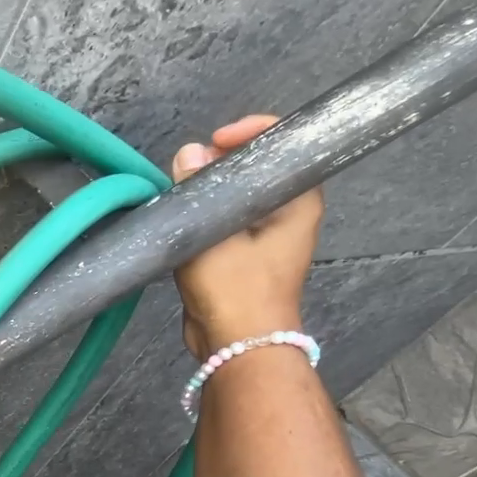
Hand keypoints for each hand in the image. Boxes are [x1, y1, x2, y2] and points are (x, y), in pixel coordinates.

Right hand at [172, 114, 323, 358]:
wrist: (237, 344)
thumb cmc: (236, 289)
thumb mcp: (212, 236)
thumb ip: (198, 193)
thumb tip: (189, 152)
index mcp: (299, 201)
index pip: (285, 145)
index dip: (251, 132)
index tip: (212, 141)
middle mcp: (288, 212)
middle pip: (258, 168)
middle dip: (221, 160)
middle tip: (187, 167)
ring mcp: (265, 235)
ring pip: (237, 194)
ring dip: (208, 188)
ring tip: (177, 189)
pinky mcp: (241, 254)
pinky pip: (223, 219)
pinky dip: (202, 212)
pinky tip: (178, 216)